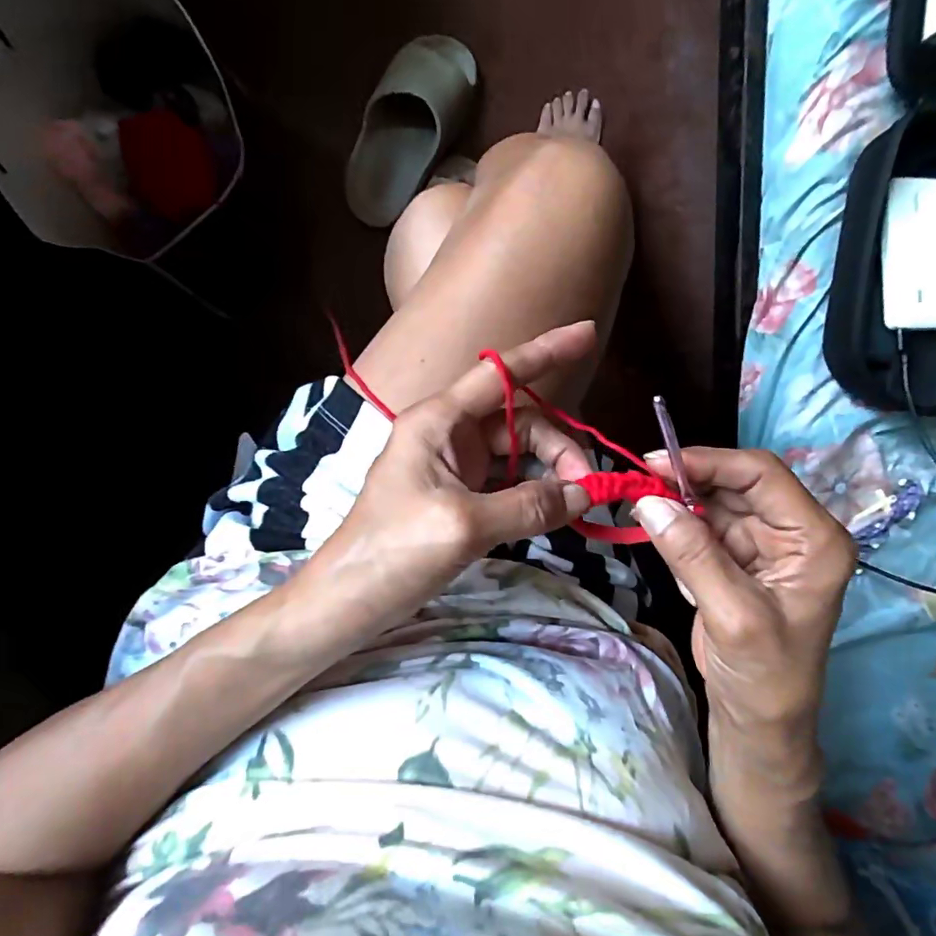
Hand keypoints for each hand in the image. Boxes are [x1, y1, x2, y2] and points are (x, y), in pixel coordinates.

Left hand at [284, 323, 600, 651]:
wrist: (347, 600)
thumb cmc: (394, 552)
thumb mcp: (464, 526)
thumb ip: (527, 506)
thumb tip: (583, 495)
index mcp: (437, 421)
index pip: (499, 374)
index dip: (544, 352)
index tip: (588, 334)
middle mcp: (445, 435)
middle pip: (517, 421)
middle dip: (557, 445)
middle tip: (586, 487)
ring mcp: (451, 468)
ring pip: (515, 454)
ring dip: (548, 472)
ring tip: (575, 503)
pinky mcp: (455, 498)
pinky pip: (504, 483)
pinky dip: (531, 493)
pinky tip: (553, 511)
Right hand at [633, 448, 854, 746]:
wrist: (758, 721)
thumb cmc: (765, 674)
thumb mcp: (732, 614)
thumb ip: (693, 554)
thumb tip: (648, 502)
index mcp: (814, 538)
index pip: (762, 475)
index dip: (709, 461)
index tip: (655, 463)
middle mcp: (793, 533)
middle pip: (736, 484)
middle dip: (687, 481)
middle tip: (637, 484)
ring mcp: (762, 546)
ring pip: (714, 503)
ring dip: (677, 504)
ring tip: (641, 508)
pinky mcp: (735, 561)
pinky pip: (701, 528)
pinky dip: (677, 529)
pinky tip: (660, 540)